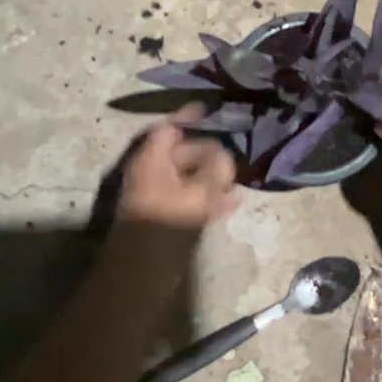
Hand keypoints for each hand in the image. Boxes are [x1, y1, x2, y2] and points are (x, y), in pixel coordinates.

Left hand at [117, 104, 239, 230]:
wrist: (143, 271)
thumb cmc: (167, 223)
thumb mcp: (199, 192)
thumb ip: (215, 168)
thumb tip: (224, 156)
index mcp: (152, 160)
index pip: (169, 128)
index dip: (189, 117)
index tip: (211, 110)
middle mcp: (152, 173)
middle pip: (182, 152)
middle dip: (209, 151)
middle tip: (235, 153)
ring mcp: (158, 196)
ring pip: (188, 176)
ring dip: (212, 176)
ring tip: (237, 180)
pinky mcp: (166, 216)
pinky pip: (190, 197)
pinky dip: (208, 196)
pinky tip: (232, 202)